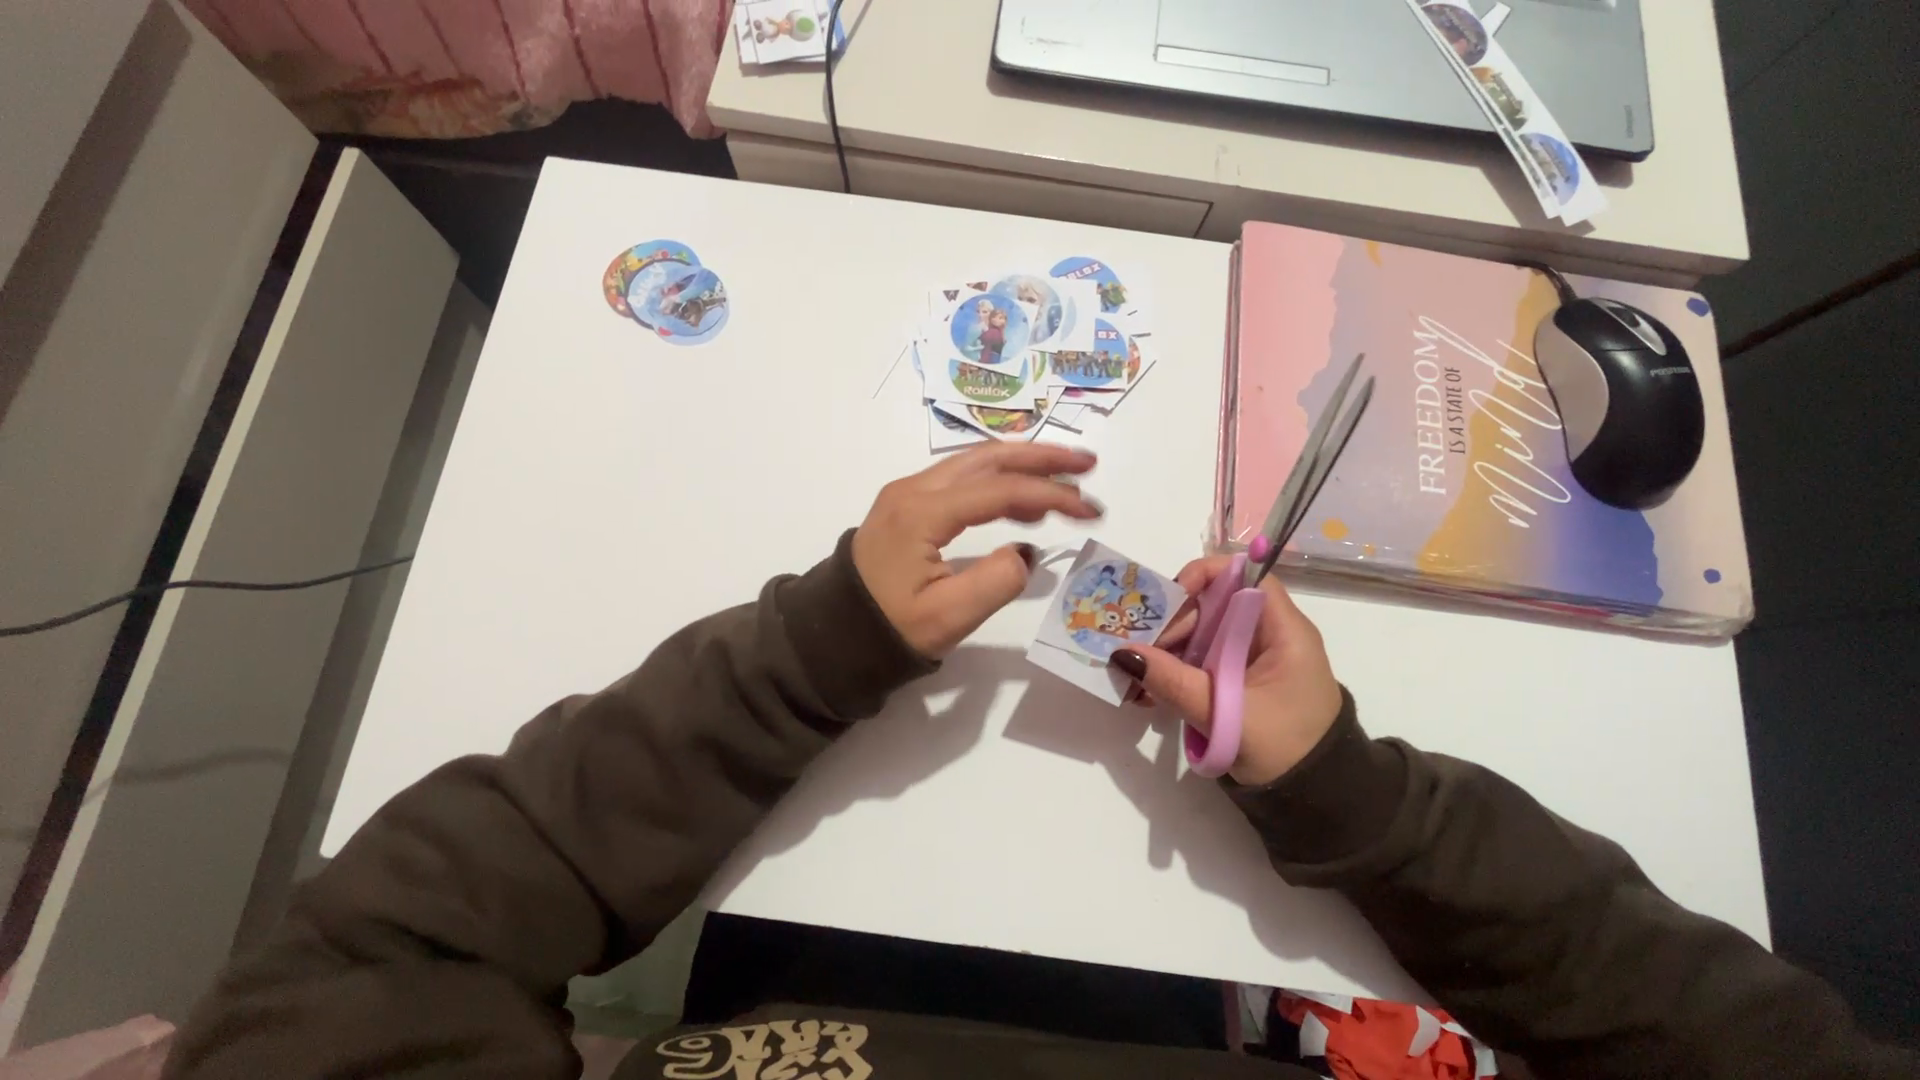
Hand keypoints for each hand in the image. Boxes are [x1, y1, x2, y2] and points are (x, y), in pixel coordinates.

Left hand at [853, 443, 1102, 658]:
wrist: (832, 634)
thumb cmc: (890, 629)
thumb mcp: (948, 618)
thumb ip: (996, 582)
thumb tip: (1026, 553)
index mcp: (921, 512)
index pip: (999, 490)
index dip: (1050, 495)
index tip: (1090, 512)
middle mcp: (914, 490)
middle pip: (987, 459)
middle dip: (1042, 459)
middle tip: (1087, 464)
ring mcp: (908, 494)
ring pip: (974, 464)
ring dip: (1021, 466)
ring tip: (1066, 480)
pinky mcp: (907, 506)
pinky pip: (961, 480)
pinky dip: (998, 481)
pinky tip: (1022, 501)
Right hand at [1111, 556, 1341, 785]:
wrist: (1317, 799)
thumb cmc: (1284, 748)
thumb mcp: (1224, 714)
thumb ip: (1174, 682)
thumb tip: (1123, 653)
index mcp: (1284, 632)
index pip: (1246, 577)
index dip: (1206, 576)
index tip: (1169, 600)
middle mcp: (1271, 636)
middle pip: (1217, 605)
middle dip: (1176, 621)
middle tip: (1142, 649)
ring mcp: (1256, 659)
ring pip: (1206, 633)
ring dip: (1171, 649)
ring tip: (1139, 675)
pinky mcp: (1242, 681)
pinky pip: (1206, 660)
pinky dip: (1179, 669)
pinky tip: (1152, 691)